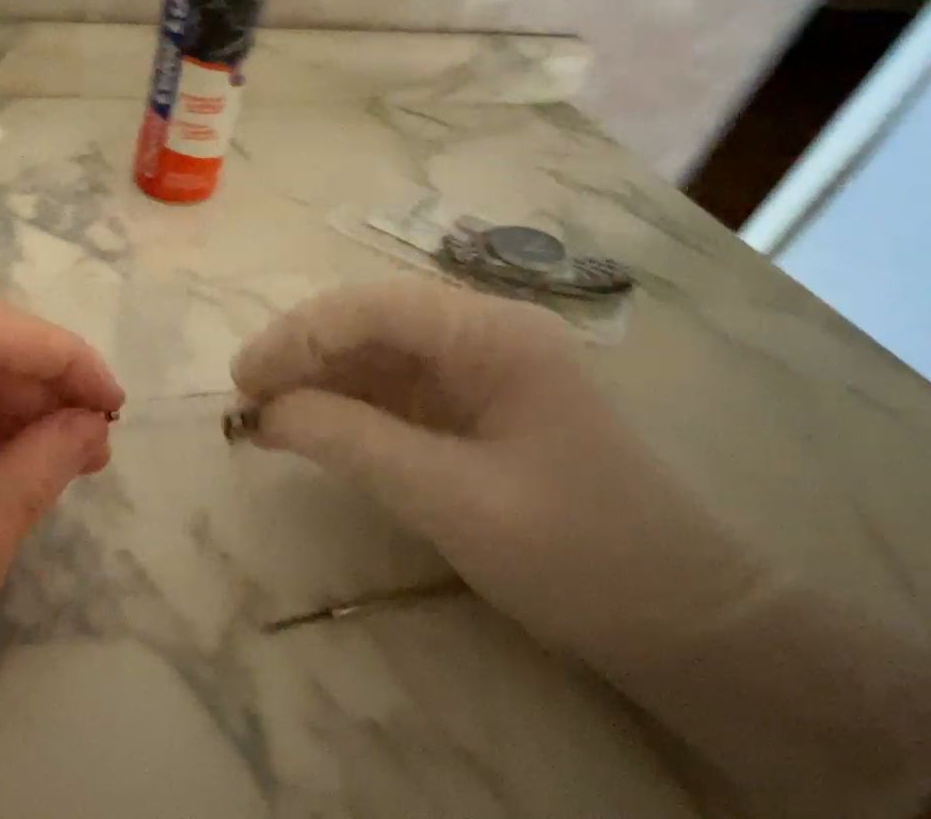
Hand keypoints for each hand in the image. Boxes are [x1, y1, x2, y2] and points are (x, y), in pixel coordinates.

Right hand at [233, 279, 930, 818]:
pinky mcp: (481, 411)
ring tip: (265, 420)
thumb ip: (352, 442)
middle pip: (372, 321)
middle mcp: (489, 336)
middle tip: (246, 405)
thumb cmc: (577, 554)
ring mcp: (487, 372)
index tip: (242, 386)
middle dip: (303, 355)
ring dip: (320, 381)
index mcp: (495, 336)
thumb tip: (267, 410)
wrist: (688, 622)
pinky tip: (314, 431)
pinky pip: (400, 392)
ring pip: (380, 355)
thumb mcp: (451, 499)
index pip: (372, 307)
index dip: (296, 337)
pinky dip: (350, 409)